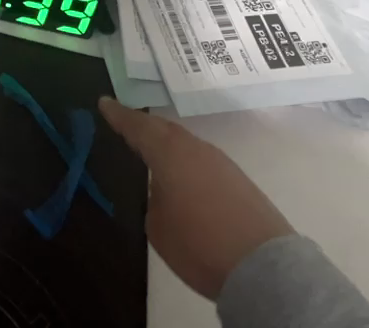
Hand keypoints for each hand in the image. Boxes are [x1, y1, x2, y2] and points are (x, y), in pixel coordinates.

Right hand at [99, 96, 292, 299]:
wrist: (264, 267)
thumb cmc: (200, 244)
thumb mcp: (158, 225)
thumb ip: (154, 197)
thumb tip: (162, 188)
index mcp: (168, 153)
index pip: (137, 126)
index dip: (118, 115)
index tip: (104, 102)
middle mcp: (194, 148)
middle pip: (163, 128)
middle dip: (143, 125)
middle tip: (125, 124)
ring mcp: (220, 162)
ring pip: (184, 142)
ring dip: (166, 143)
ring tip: (151, 151)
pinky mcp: (238, 180)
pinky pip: (201, 159)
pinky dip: (185, 160)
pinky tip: (182, 176)